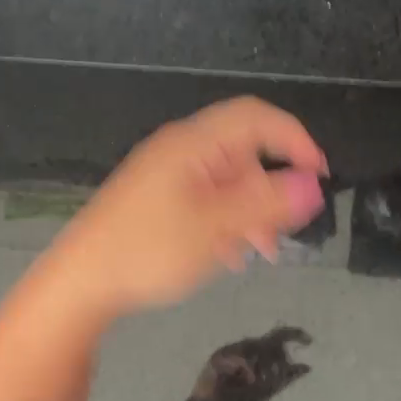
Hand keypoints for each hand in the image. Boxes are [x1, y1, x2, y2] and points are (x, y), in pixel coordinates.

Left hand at [48, 97, 326, 318]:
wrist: (81, 282)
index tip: (319, 175)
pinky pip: (207, 202)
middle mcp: (181, 152)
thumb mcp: (216, 228)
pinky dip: (227, 224)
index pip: (256, 118)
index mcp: (194, 145)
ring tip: (259, 253)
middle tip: (284, 232)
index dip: (295, 139)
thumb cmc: (147, 251)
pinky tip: (229, 257)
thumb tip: (314, 185)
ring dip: (252, 214)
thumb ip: (268, 204)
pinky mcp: (158, 201)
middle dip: (271, 192)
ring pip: (228, 184)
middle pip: (244, 155)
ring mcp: (167, 177)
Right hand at [188, 327, 311, 400]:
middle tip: (270, 382)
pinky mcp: (218, 356)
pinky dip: (249, 368)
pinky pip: (242, 356)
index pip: (278, 337)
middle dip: (277, 363)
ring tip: (257, 384)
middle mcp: (244, 348)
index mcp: (257, 355)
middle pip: (271, 342)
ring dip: (263, 367)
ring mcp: (231, 350)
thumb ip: (284, 379)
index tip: (310, 341)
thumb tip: (307, 367)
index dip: (294, 334)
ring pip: (258, 347)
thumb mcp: (266, 392)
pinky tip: (249, 379)